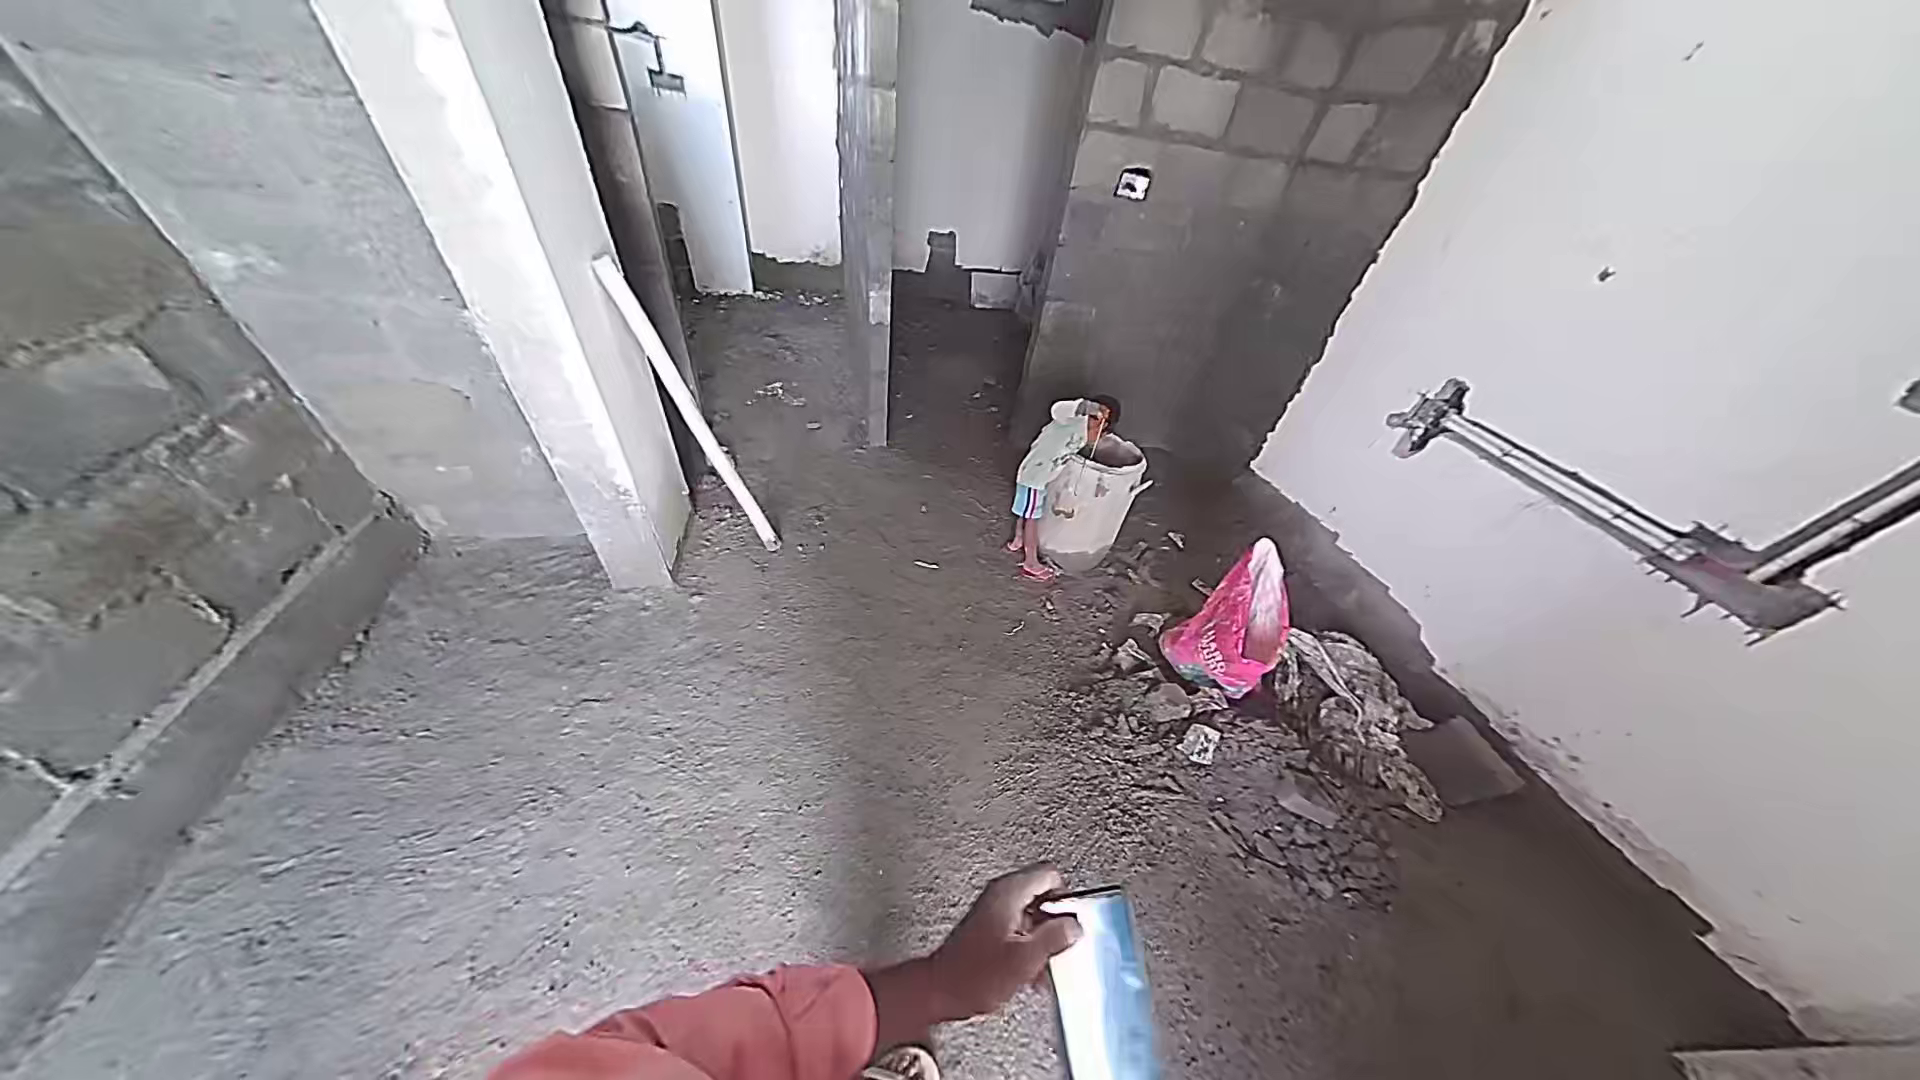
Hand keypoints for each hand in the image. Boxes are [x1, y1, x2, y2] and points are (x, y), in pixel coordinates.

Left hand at [865, 864, 1082, 1046]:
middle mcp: (1000, 894)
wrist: (943, 989)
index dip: (1066, 898)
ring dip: (1042, 938)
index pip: (1050, 874)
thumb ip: (1054, 937)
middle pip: (1042, 894)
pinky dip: (1028, 944)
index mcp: (1009, 891)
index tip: (1071, 922)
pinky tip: (1029, 970)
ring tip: (1043, 965)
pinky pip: (1019, 927)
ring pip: (1032, 913)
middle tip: (1059, 946)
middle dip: (1054, 922)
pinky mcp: (989, 926)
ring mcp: (994, 909)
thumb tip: (1074, 925)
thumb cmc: (974, 973)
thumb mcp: (1025, 957)